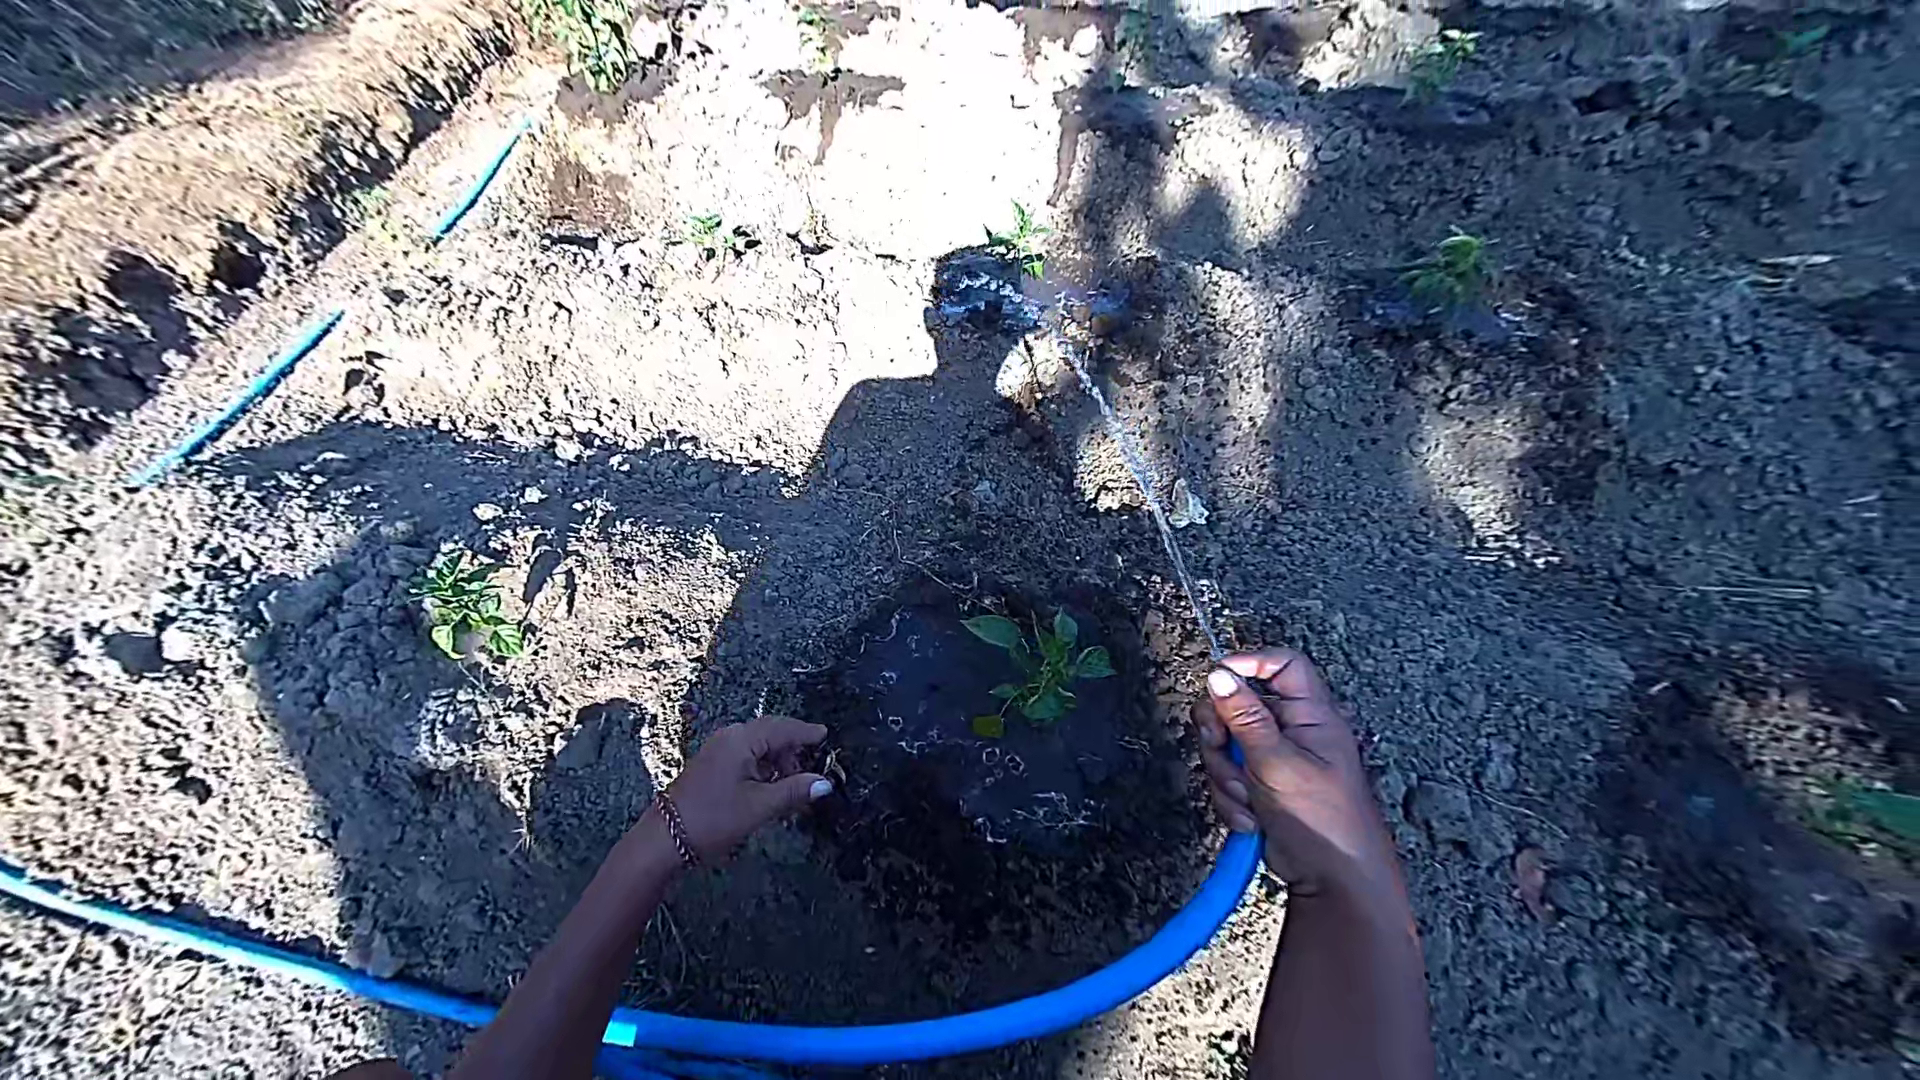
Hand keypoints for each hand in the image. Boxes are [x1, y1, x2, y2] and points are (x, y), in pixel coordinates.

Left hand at [653, 715, 833, 863]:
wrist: (662, 840)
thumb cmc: (713, 818)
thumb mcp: (759, 806)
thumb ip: (794, 791)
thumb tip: (825, 783)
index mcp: (742, 739)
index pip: (783, 728)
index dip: (807, 733)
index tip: (826, 736)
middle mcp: (731, 736)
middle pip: (772, 733)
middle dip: (793, 749)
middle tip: (813, 768)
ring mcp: (719, 749)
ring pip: (759, 745)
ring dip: (779, 760)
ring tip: (793, 784)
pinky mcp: (712, 764)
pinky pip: (747, 755)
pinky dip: (764, 766)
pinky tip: (771, 786)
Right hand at [1193, 648, 1403, 904]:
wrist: (1333, 885)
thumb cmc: (1323, 824)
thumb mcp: (1277, 763)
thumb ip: (1244, 717)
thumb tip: (1218, 675)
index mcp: (1312, 716)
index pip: (1283, 664)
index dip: (1250, 663)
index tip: (1219, 679)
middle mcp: (1292, 730)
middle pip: (1238, 703)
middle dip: (1222, 732)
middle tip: (1223, 749)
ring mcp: (1273, 756)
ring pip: (1224, 740)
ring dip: (1225, 771)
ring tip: (1246, 796)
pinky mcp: (1257, 781)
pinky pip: (1225, 771)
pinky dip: (1228, 794)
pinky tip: (1249, 815)